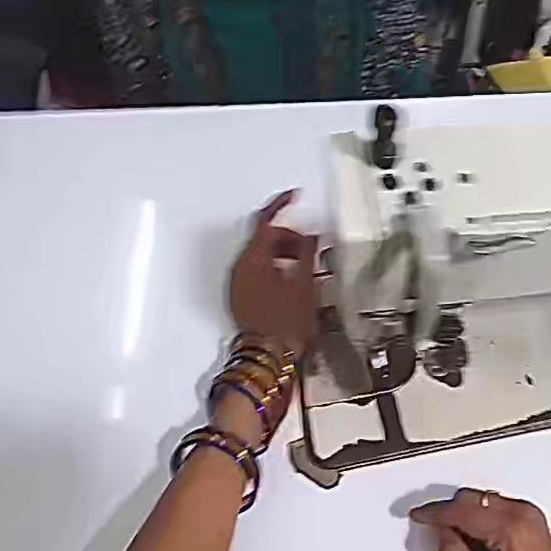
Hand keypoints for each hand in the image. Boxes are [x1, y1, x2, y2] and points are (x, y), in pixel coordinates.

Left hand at [230, 190, 319, 353]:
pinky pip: (258, 271)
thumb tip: (311, 235)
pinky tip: (293, 280)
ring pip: (261, 255)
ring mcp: (239, 283)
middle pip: (264, 238)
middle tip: (311, 244)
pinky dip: (276, 267)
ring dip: (284, 253)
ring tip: (307, 265)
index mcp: (254, 259)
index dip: (282, 204)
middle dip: (289, 236)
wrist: (270, 355)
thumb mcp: (304, 282)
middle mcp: (241, 268)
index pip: (266, 220)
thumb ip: (307, 252)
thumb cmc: (286, 323)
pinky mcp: (243, 295)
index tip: (294, 195)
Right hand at [410, 489, 550, 550]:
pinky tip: (478, 547)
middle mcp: (525, 514)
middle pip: (474, 499)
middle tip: (435, 536)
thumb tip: (440, 532)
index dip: (436, 513)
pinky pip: (495, 508)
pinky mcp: (531, 520)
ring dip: (465, 518)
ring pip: (483, 501)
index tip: (418, 515)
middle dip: (450, 514)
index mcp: (514, 529)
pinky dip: (480, 521)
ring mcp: (530, 515)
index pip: (464, 511)